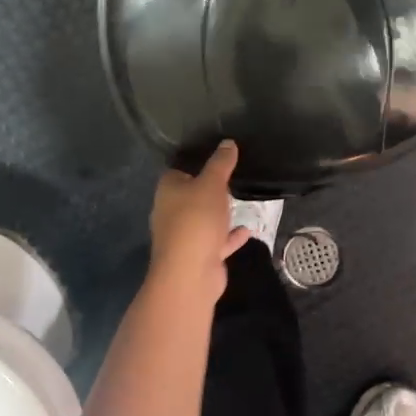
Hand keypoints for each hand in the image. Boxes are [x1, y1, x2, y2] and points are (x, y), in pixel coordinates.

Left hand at [148, 140, 250, 303]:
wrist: (190, 272)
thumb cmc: (196, 219)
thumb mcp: (212, 184)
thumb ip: (221, 163)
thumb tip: (227, 142)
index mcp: (168, 191)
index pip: (179, 170)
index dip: (196, 162)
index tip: (217, 156)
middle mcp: (171, 212)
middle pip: (191, 195)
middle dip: (209, 189)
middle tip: (233, 177)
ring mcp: (184, 236)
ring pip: (204, 219)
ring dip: (219, 214)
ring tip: (241, 201)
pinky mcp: (198, 255)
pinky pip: (217, 241)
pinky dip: (230, 236)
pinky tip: (247, 230)